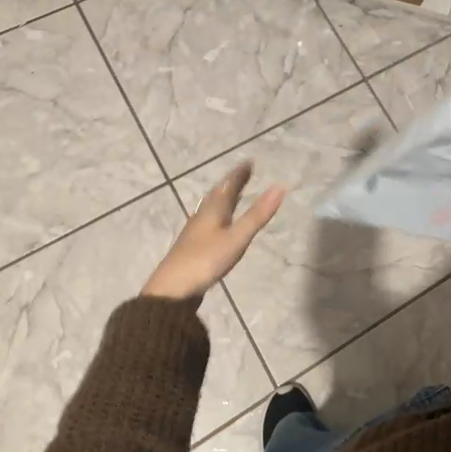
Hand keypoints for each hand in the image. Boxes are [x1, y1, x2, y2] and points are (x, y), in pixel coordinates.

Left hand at [142, 162, 285, 300]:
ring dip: (222, 198)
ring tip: (231, 194)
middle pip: (218, 194)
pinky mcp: (191, 246)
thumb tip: (280, 187)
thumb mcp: (237, 238)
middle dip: (231, 183)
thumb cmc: (205, 260)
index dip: (239, 174)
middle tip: (243, 174)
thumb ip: (257, 215)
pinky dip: (216, 214)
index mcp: (213, 211)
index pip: (228, 186)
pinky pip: (207, 221)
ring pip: (210, 208)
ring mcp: (194, 232)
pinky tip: (215, 224)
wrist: (171, 290)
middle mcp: (202, 216)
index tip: (249, 161)